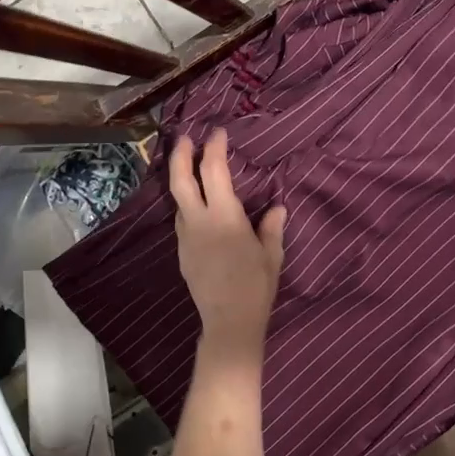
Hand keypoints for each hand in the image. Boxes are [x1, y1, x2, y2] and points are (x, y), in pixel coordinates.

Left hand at [169, 128, 286, 351]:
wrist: (229, 323)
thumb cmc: (256, 287)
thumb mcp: (272, 254)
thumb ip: (272, 227)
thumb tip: (277, 208)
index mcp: (224, 216)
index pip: (213, 171)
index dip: (214, 148)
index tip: (218, 132)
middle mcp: (199, 221)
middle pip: (181, 180)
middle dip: (181, 154)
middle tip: (186, 137)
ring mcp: (186, 237)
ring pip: (177, 199)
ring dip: (181, 178)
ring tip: (188, 165)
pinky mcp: (182, 252)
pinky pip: (181, 219)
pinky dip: (186, 202)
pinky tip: (196, 204)